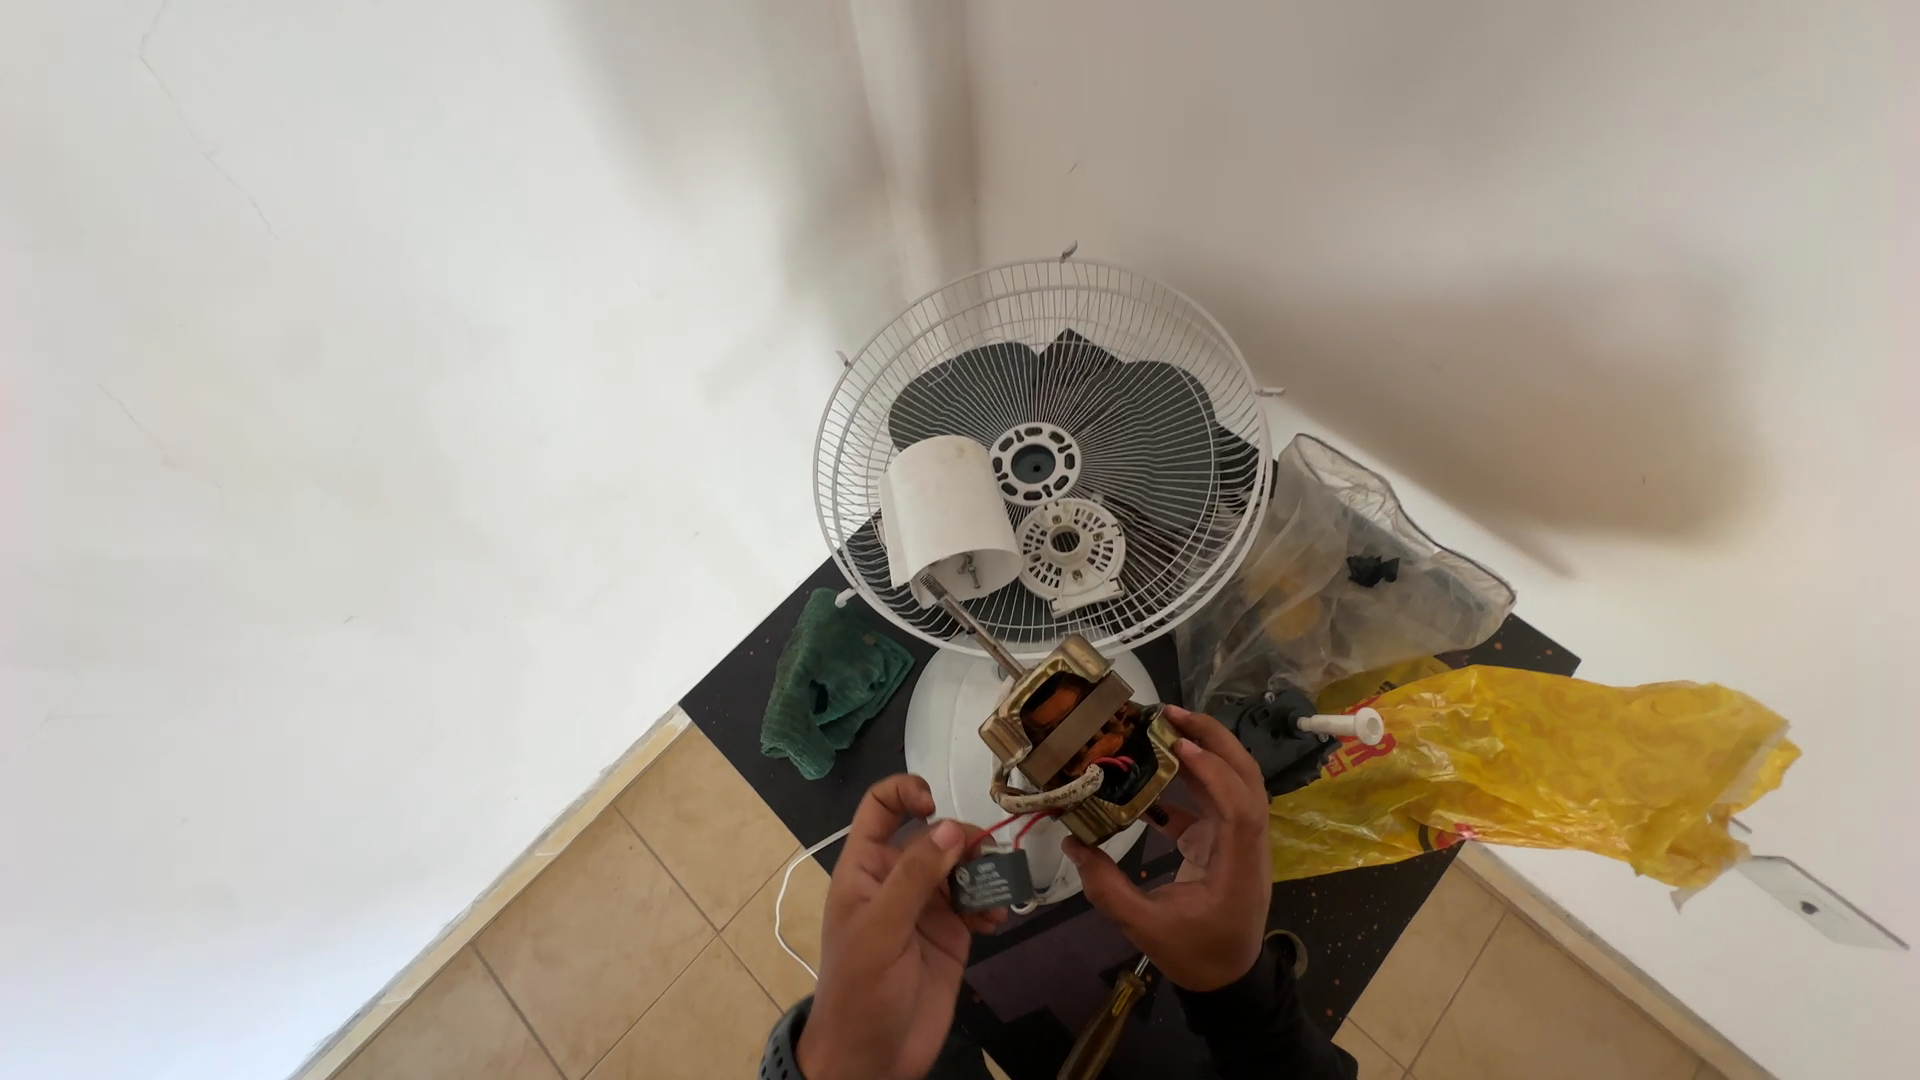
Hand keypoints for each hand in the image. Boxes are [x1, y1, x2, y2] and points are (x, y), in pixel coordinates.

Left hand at [797, 775, 1006, 1079]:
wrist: (872, 1062)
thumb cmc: (860, 990)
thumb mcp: (880, 930)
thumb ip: (915, 876)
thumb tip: (952, 827)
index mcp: (867, 867)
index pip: (881, 807)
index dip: (906, 792)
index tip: (934, 805)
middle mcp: (898, 878)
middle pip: (934, 834)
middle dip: (961, 838)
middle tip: (986, 856)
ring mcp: (926, 904)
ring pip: (961, 865)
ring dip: (984, 869)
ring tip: (999, 890)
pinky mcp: (952, 932)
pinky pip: (978, 901)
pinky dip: (992, 903)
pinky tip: (998, 921)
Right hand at [1063, 705, 1272, 991]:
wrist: (1228, 983)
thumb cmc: (1195, 956)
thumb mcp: (1146, 928)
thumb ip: (1108, 888)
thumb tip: (1072, 842)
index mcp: (1238, 866)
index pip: (1240, 808)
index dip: (1215, 773)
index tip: (1180, 747)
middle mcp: (1247, 845)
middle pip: (1247, 779)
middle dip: (1215, 739)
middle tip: (1171, 713)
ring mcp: (1239, 840)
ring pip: (1235, 781)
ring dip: (1207, 749)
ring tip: (1167, 724)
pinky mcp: (1224, 841)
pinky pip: (1213, 799)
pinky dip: (1190, 778)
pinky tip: (1154, 770)